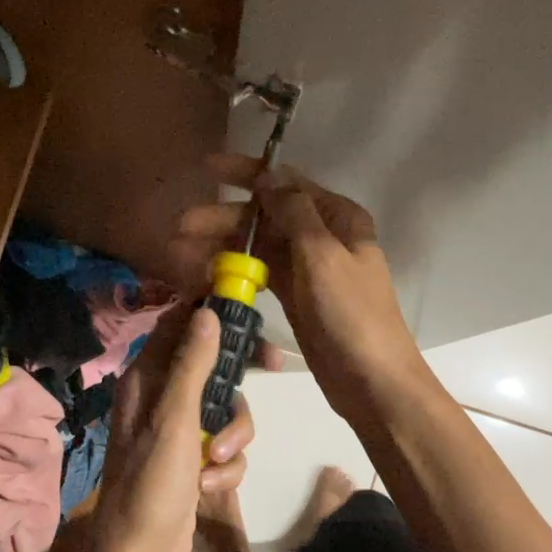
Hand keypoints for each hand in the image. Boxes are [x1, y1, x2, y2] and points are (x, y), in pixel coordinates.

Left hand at [91, 305, 254, 551]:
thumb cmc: (150, 483)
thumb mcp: (173, 419)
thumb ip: (193, 365)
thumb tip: (207, 314)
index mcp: (146, 381)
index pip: (178, 327)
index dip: (211, 316)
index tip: (246, 312)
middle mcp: (161, 400)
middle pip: (213, 369)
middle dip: (235, 386)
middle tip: (273, 366)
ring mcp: (179, 434)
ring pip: (226, 412)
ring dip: (232, 437)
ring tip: (216, 461)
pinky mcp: (194, 464)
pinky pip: (226, 449)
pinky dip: (225, 467)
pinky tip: (210, 487)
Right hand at [185, 155, 421, 416]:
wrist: (372, 381)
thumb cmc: (351, 315)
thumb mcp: (322, 256)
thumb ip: (294, 212)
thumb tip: (269, 175)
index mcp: (337, 218)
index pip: (285, 183)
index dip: (245, 174)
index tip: (206, 169)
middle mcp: (323, 237)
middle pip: (266, 217)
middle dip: (223, 219)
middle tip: (180, 230)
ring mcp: (308, 270)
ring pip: (258, 247)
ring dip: (222, 247)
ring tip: (180, 256)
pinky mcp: (296, 299)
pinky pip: (260, 275)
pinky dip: (235, 272)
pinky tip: (205, 276)